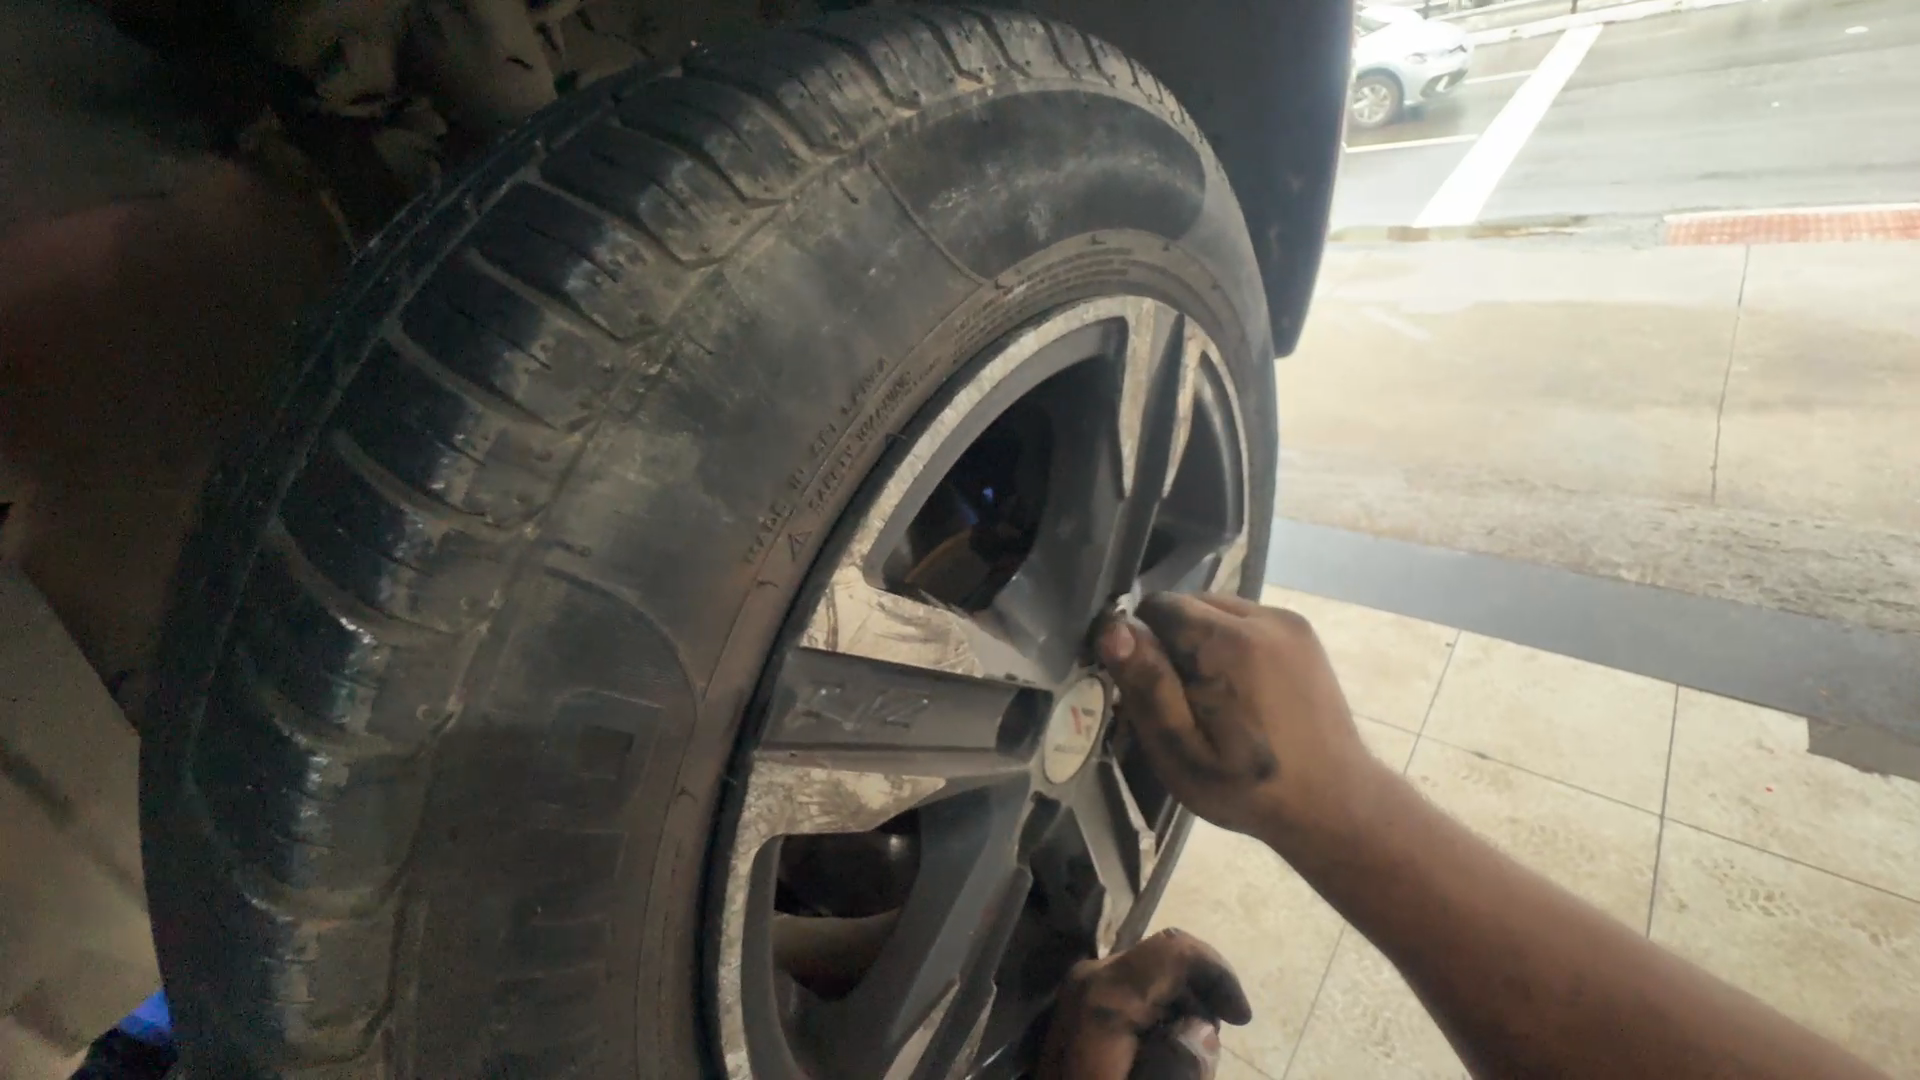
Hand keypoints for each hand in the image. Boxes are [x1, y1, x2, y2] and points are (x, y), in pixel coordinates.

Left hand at [1038, 927, 1250, 1079]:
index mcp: (1105, 992)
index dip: (1218, 973)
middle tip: (1208, 1057)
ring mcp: (1079, 991)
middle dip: (1199, 1001)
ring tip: (1180, 1064)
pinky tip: (1157, 1060)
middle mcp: (1089, 977)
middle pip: (1165, 965)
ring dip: (1178, 1014)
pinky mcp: (1077, 1010)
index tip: (1242, 1021)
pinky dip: (1156, 1022)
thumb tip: (1200, 1027)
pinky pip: (1130, 999)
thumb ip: (1179, 1063)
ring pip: (1150, 982)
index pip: (1175, 948)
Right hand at [1095, 593, 1377, 843]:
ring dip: (1200, 639)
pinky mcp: (1302, 631)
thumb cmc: (1247, 787)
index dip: (1142, 643)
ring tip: (1211, 693)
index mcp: (1228, 644)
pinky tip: (1239, 686)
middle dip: (1171, 640)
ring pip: (1214, 608)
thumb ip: (1148, 686)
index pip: (1156, 607)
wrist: (1335, 803)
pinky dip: (1229, 641)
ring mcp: (1288, 621)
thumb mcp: (1181, 751)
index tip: (1151, 687)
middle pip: (1187, 603)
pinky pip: (1244, 618)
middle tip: (1180, 697)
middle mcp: (1261, 618)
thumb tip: (1113, 629)